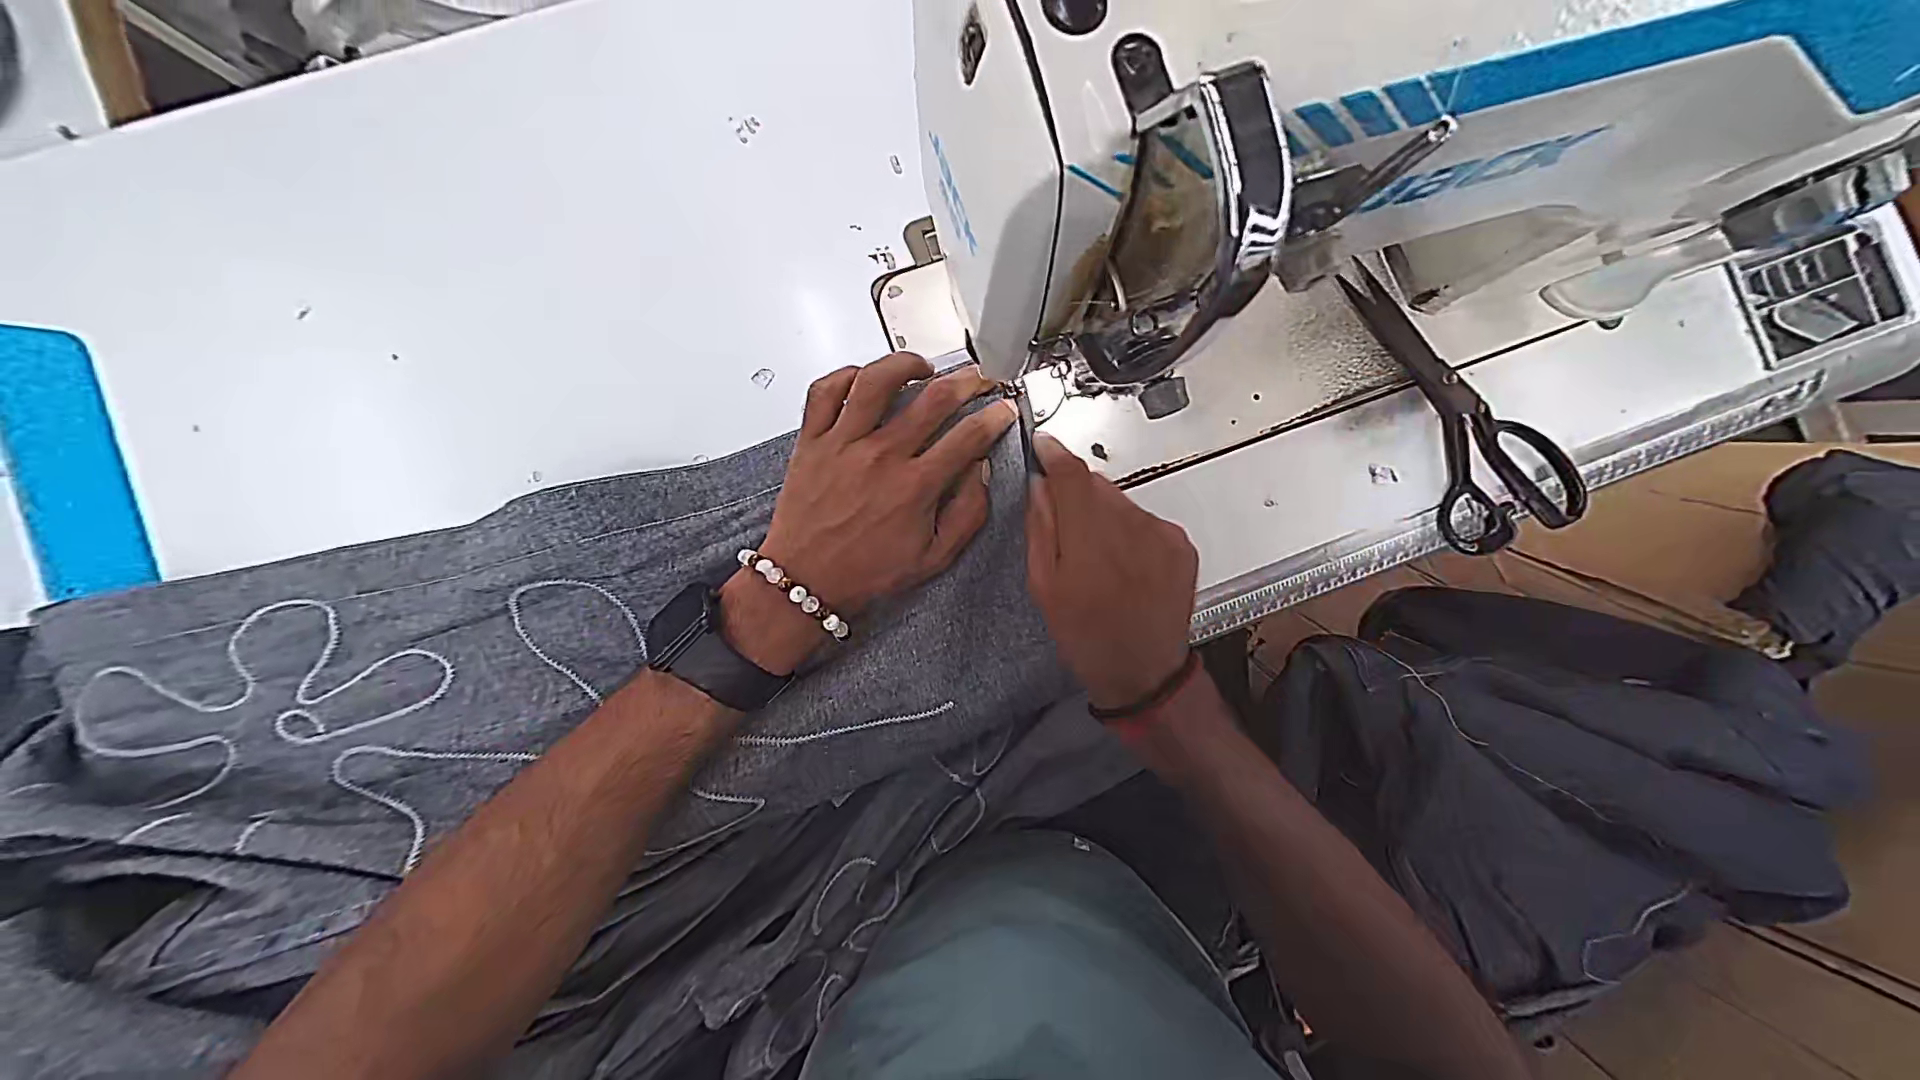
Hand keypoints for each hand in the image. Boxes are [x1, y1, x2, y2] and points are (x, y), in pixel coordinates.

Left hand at [720, 352, 1015, 674]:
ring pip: (877, 381)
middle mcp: (881, 458)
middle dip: (967, 381)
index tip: (1002, 410)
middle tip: (976, 380)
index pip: (969, 436)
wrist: (807, 581)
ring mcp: (843, 444)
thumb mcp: (934, 558)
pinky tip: (863, 378)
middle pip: (934, 398)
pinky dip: (845, 375)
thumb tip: (981, 473)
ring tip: (923, 366)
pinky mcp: (812, 442)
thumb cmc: (865, 572)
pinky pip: (825, 392)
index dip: (995, 417)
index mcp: (915, 487)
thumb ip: (967, 514)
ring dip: (907, 363)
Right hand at [1026, 433, 1197, 709]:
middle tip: (1065, 526)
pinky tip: (1123, 560)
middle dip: (1076, 494)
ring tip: (1097, 555)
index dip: (1053, 454)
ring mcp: (1160, 535)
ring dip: (1103, 513)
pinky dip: (1129, 528)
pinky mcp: (1180, 543)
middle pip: (1095, 483)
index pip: (1071, 474)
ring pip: (1120, 499)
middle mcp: (1130, 531)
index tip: (1043, 446)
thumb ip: (1040, 529)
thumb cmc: (1089, 638)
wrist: (1144, 672)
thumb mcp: (1044, 588)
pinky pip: (1144, 517)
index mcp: (1089, 544)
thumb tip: (1038, 486)